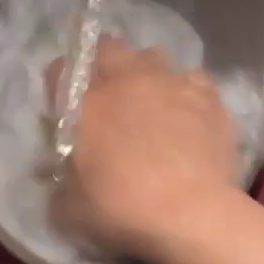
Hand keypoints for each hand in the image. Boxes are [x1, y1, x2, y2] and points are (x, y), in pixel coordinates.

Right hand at [46, 39, 242, 261]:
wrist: (192, 214)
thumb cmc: (120, 210)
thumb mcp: (68, 207)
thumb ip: (58, 181)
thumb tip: (53, 172)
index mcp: (87, 105)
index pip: (61, 72)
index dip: (57, 85)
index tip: (58, 104)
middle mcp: (129, 81)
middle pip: (110, 48)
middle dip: (100, 63)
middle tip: (100, 93)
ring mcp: (174, 83)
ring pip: (152, 57)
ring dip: (142, 73)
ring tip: (143, 100)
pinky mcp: (210, 97)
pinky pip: (190, 78)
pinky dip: (179, 90)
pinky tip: (180, 113)